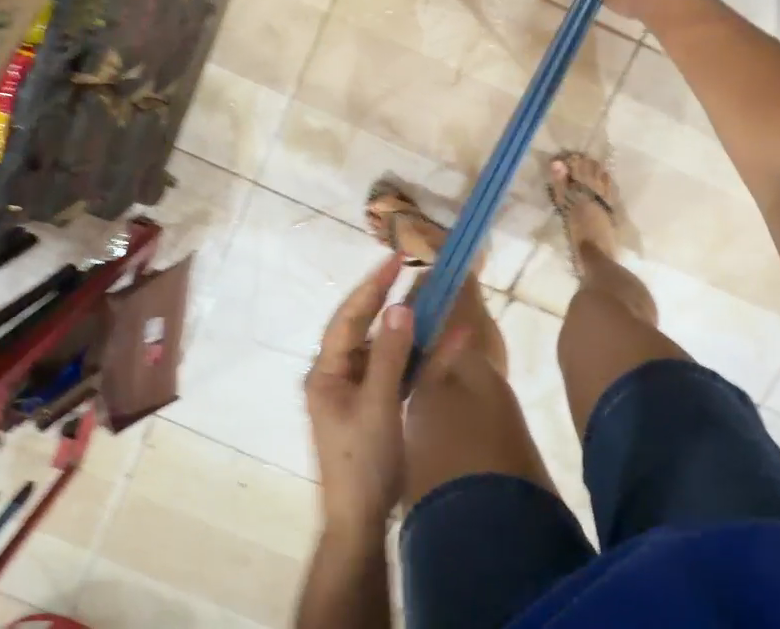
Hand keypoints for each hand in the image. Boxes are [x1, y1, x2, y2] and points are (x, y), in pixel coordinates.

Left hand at [304, 256, 464, 533]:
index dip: (372, 287)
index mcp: (326, 372)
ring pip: (389, 349)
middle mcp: (340, 375)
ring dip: (414, 329)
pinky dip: (424, 359)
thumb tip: (402, 308)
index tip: (395, 259)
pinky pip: (401, 373)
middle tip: (416, 268)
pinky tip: (452, 342)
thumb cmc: (362, 461)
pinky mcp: (379, 406)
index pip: (349, 318)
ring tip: (438, 298)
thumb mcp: (377, 406)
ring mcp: (360, 391)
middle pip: (368, 328)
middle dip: (393, 301)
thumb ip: (391, 356)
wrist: (361, 519)